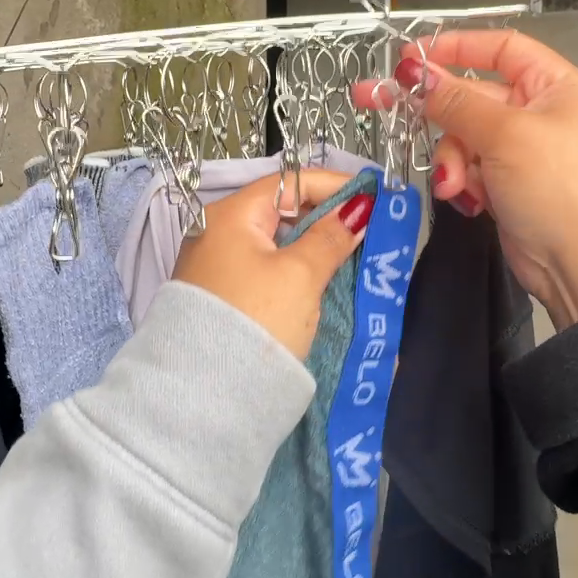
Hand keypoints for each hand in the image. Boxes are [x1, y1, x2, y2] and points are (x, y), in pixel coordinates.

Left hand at [172, 171, 373, 359]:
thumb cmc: (257, 320)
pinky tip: (322, 278)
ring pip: (275, 242)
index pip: (289, 182)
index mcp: (231, 215)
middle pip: (281, 210)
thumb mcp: (301, 275)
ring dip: (313, 244)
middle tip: (367, 226)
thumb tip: (359, 209)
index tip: (373, 195)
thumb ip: (331, 237)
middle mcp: (217, 232)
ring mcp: (216, 266)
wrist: (204, 395)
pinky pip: (265, 268)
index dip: (334, 185)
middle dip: (326, 216)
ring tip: (352, 251)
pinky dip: (295, 267)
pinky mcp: (221, 296)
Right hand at [353, 30, 577, 327]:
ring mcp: (524, 152)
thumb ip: (456, 101)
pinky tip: (467, 200)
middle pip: (472, 97)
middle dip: (434, 113)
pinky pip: (471, 170)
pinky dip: (464, 183)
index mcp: (555, 86)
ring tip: (454, 185)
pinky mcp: (510, 186)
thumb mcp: (506, 136)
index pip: (500, 48)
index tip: (408, 57)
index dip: (454, 47)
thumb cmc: (558, 188)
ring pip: (463, 138)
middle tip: (371, 100)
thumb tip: (414, 69)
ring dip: (452, 160)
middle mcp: (540, 113)